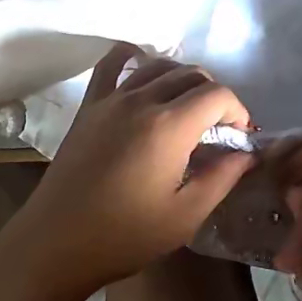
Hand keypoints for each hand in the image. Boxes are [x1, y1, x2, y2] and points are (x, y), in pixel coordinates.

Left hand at [0, 43, 254, 300]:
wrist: (55, 244)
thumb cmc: (124, 236)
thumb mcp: (185, 216)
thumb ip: (222, 178)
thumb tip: (246, 154)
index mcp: (169, 127)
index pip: (217, 95)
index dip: (238, 111)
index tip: (239, 136)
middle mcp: (142, 101)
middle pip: (191, 75)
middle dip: (214, 95)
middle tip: (218, 128)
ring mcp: (111, 100)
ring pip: (158, 66)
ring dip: (182, 78)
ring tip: (188, 106)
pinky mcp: (89, 107)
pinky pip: (111, 65)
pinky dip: (131, 56)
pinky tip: (141, 63)